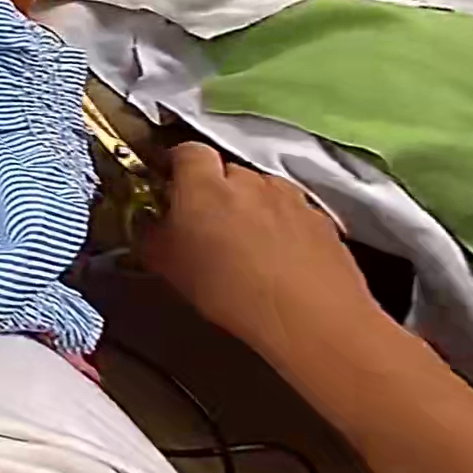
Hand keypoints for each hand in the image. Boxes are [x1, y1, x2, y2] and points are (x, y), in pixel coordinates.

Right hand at [134, 143, 386, 361]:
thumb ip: (150, 232)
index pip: (187, 150)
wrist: (313, 322)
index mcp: (203, 185)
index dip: (177, 163)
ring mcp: (291, 198)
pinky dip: (281, 225)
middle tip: (204, 220)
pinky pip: (291, 212)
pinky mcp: (324, 221)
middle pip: (226, 170)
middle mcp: (248, 180)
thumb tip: (147, 221)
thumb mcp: (166, 263)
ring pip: (261, 190)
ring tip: (246, 240)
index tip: (170, 185)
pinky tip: (279, 257)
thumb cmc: (226, 288)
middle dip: (214, 188)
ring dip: (250, 205)